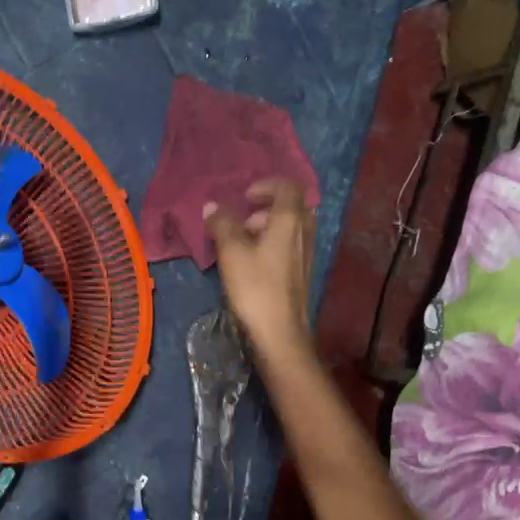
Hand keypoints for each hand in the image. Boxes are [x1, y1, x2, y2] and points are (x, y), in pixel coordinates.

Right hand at [204, 179, 315, 356]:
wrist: (281, 334)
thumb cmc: (256, 289)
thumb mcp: (232, 253)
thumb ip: (222, 225)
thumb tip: (212, 206)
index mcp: (290, 220)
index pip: (287, 187)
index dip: (266, 186)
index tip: (245, 197)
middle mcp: (305, 232)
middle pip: (292, 207)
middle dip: (265, 209)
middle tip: (242, 223)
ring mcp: (307, 254)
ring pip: (291, 228)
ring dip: (268, 228)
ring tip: (243, 246)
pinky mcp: (303, 274)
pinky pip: (290, 247)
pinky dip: (273, 245)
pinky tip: (254, 266)